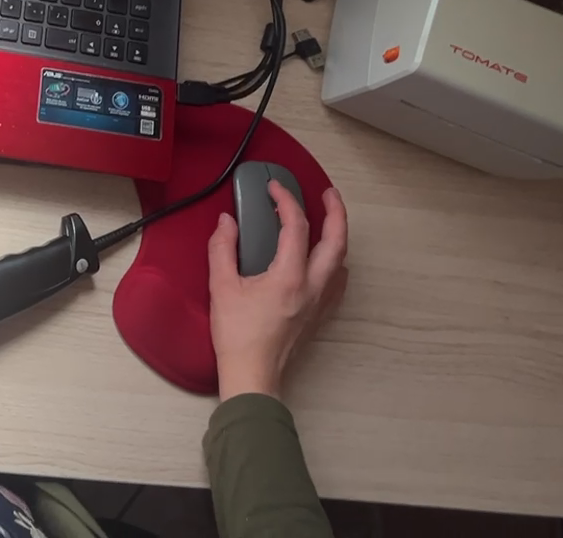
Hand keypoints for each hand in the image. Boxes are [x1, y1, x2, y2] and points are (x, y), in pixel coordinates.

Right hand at [207, 182, 347, 400]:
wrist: (253, 374)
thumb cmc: (236, 332)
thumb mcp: (221, 285)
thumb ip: (223, 248)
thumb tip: (227, 222)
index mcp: (289, 276)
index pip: (296, 227)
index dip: (286, 201)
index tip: (273, 188)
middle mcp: (313, 287)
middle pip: (337, 242)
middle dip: (336, 213)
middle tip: (328, 194)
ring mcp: (320, 303)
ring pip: (341, 262)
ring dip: (338, 236)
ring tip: (328, 220)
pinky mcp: (319, 316)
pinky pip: (337, 282)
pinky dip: (336, 262)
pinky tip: (326, 260)